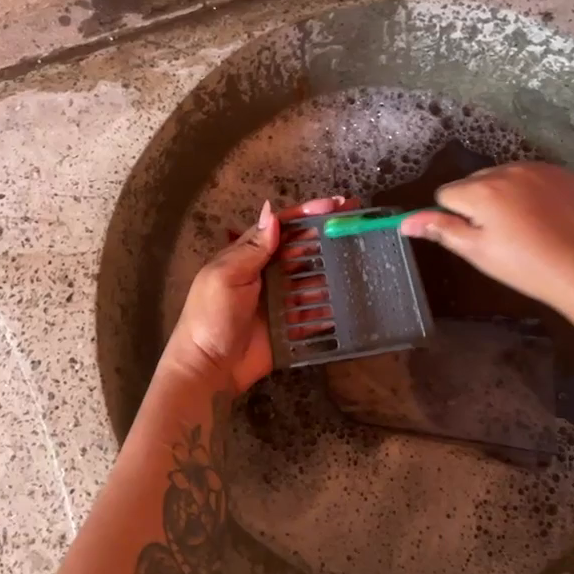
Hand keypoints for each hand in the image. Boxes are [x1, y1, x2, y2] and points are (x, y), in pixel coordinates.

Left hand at [164, 196, 348, 394]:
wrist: (208, 369)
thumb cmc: (211, 317)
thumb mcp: (226, 276)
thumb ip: (252, 248)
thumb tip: (272, 212)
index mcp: (248, 257)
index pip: (282, 228)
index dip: (308, 214)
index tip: (336, 203)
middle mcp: (268, 274)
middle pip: (303, 250)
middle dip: (328, 235)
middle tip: (360, 222)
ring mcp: (281, 301)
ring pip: (314, 278)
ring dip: (335, 268)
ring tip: (365, 255)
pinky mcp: (291, 327)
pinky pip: (317, 312)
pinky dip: (333, 305)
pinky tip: (356, 295)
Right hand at [399, 162, 573, 308]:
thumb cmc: (526, 266)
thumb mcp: (477, 252)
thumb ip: (440, 229)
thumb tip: (404, 222)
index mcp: (481, 191)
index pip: (447, 194)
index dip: (456, 218)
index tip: (478, 237)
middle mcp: (506, 171)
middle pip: (474, 182)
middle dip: (479, 203)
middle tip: (502, 236)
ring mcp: (536, 169)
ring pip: (502, 177)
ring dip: (504, 195)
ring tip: (525, 227)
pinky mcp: (561, 173)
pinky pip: (532, 176)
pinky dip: (531, 192)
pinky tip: (545, 217)